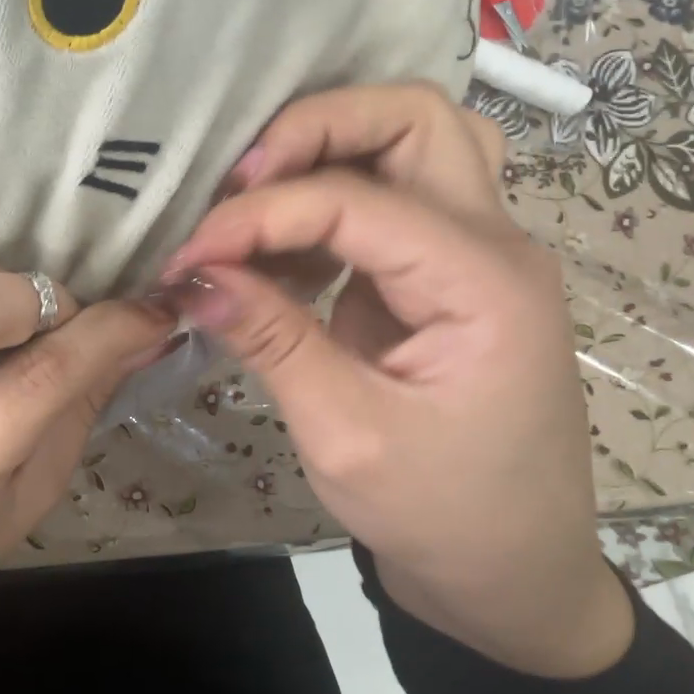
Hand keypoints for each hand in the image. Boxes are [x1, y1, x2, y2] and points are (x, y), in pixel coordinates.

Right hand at [163, 84, 633, 678]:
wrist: (509, 572)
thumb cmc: (439, 512)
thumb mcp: (344, 431)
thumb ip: (270, 338)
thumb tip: (190, 275)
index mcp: (484, 282)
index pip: (353, 201)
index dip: (255, 217)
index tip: (183, 259)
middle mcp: (491, 244)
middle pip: (414, 121)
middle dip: (314, 129)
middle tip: (234, 182)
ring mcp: (470, 255)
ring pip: (411, 143)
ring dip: (326, 148)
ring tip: (248, 196)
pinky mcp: (438, 277)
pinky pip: (387, 198)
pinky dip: (324, 196)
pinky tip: (271, 244)